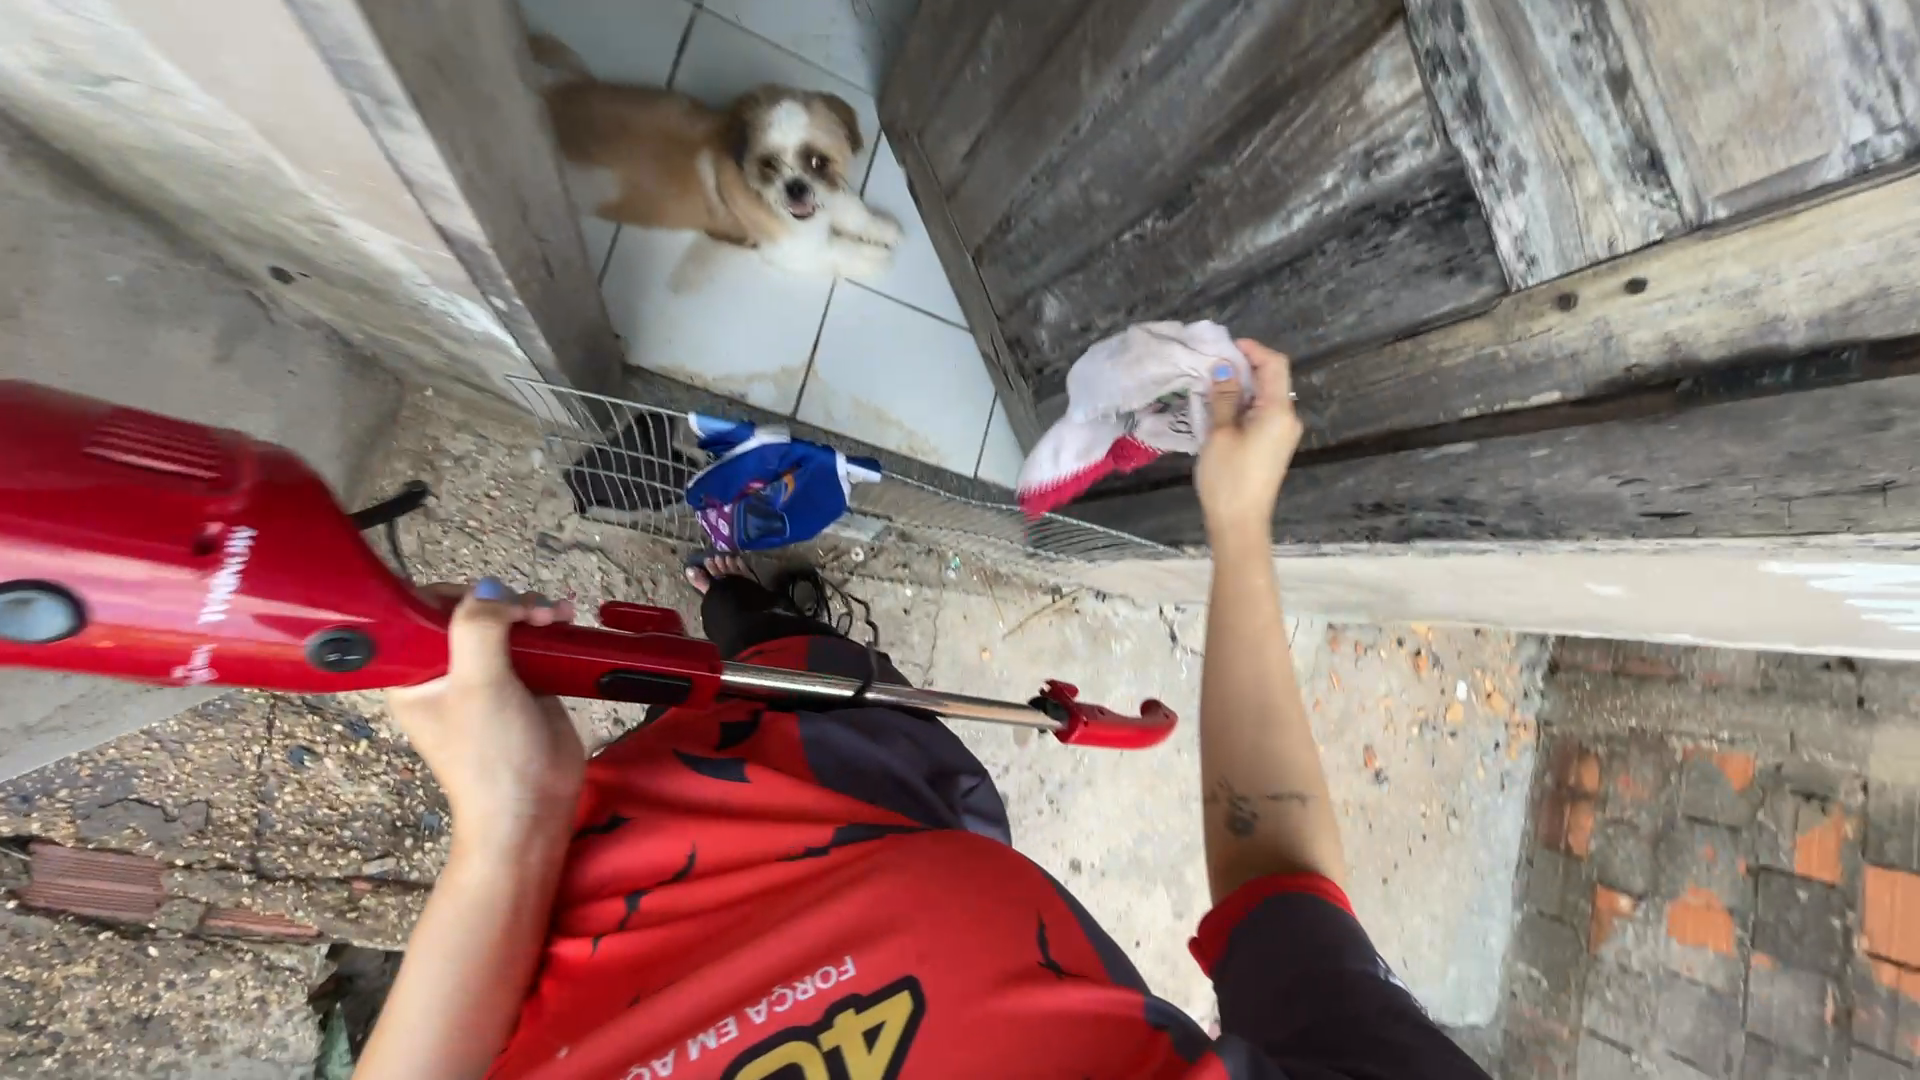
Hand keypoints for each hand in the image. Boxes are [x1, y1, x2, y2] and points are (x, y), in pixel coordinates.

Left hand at [386, 578, 585, 848]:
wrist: (535, 802)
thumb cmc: (492, 753)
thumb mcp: (478, 685)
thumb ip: (479, 629)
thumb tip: (490, 586)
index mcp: (414, 675)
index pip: (423, 613)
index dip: (457, 596)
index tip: (491, 599)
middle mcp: (448, 672)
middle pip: (474, 612)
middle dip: (506, 602)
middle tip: (536, 613)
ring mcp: (489, 677)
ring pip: (508, 623)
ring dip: (534, 610)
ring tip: (559, 616)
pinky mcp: (526, 683)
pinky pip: (534, 641)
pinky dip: (550, 627)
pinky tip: (567, 621)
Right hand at [1195, 339, 1303, 542]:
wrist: (1239, 522)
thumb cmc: (1228, 477)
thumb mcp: (1219, 433)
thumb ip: (1223, 398)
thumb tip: (1224, 369)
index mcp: (1278, 410)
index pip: (1274, 365)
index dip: (1253, 350)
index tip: (1225, 346)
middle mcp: (1287, 418)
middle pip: (1272, 380)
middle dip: (1244, 368)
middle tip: (1211, 365)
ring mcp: (1281, 434)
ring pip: (1264, 398)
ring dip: (1241, 388)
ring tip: (1210, 386)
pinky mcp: (1272, 447)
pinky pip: (1260, 416)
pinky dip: (1242, 406)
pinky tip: (1220, 411)